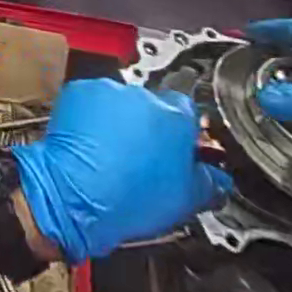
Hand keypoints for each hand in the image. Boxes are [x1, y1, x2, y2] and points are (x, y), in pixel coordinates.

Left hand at [11, 80, 230, 264]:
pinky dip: (92, 116)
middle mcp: (144, 96)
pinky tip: (91, 143)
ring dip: (120, 120)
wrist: (73, 196)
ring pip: (122, 102)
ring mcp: (110, 91)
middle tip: (140, 158)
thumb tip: (218, 179)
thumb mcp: (183, 201)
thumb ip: (208, 182)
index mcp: (175, 116)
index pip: (188, 112)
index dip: (181, 133)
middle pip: (153, 105)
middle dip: (149, 126)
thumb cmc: (125, 199)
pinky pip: (93, 99)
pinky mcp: (81, 91)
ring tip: (111, 153)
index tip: (174, 150)